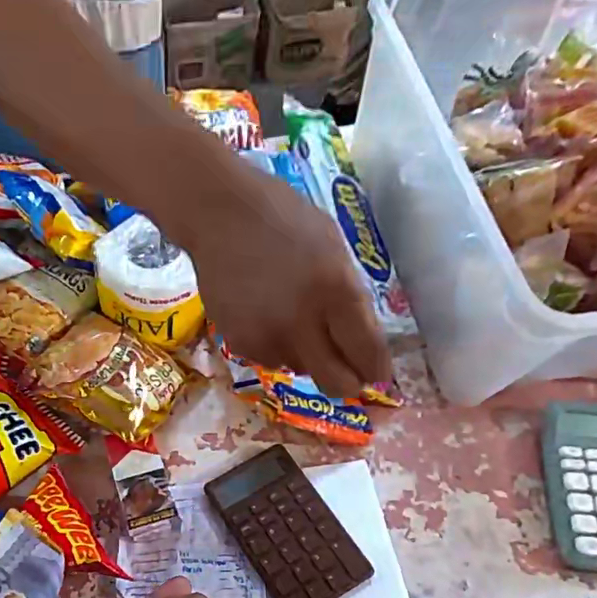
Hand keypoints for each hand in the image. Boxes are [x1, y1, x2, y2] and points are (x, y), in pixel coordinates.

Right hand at [180, 163, 390, 398]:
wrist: (219, 214)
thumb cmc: (284, 218)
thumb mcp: (333, 248)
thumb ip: (348, 295)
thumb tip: (359, 343)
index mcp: (335, 290)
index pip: (367, 352)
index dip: (377, 369)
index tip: (378, 374)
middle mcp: (301, 322)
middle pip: (336, 383)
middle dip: (348, 383)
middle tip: (350, 374)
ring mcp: (267, 336)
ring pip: (301, 369)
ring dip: (306, 354)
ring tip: (291, 316)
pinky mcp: (238, 342)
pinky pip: (270, 358)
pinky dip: (275, 344)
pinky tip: (265, 312)